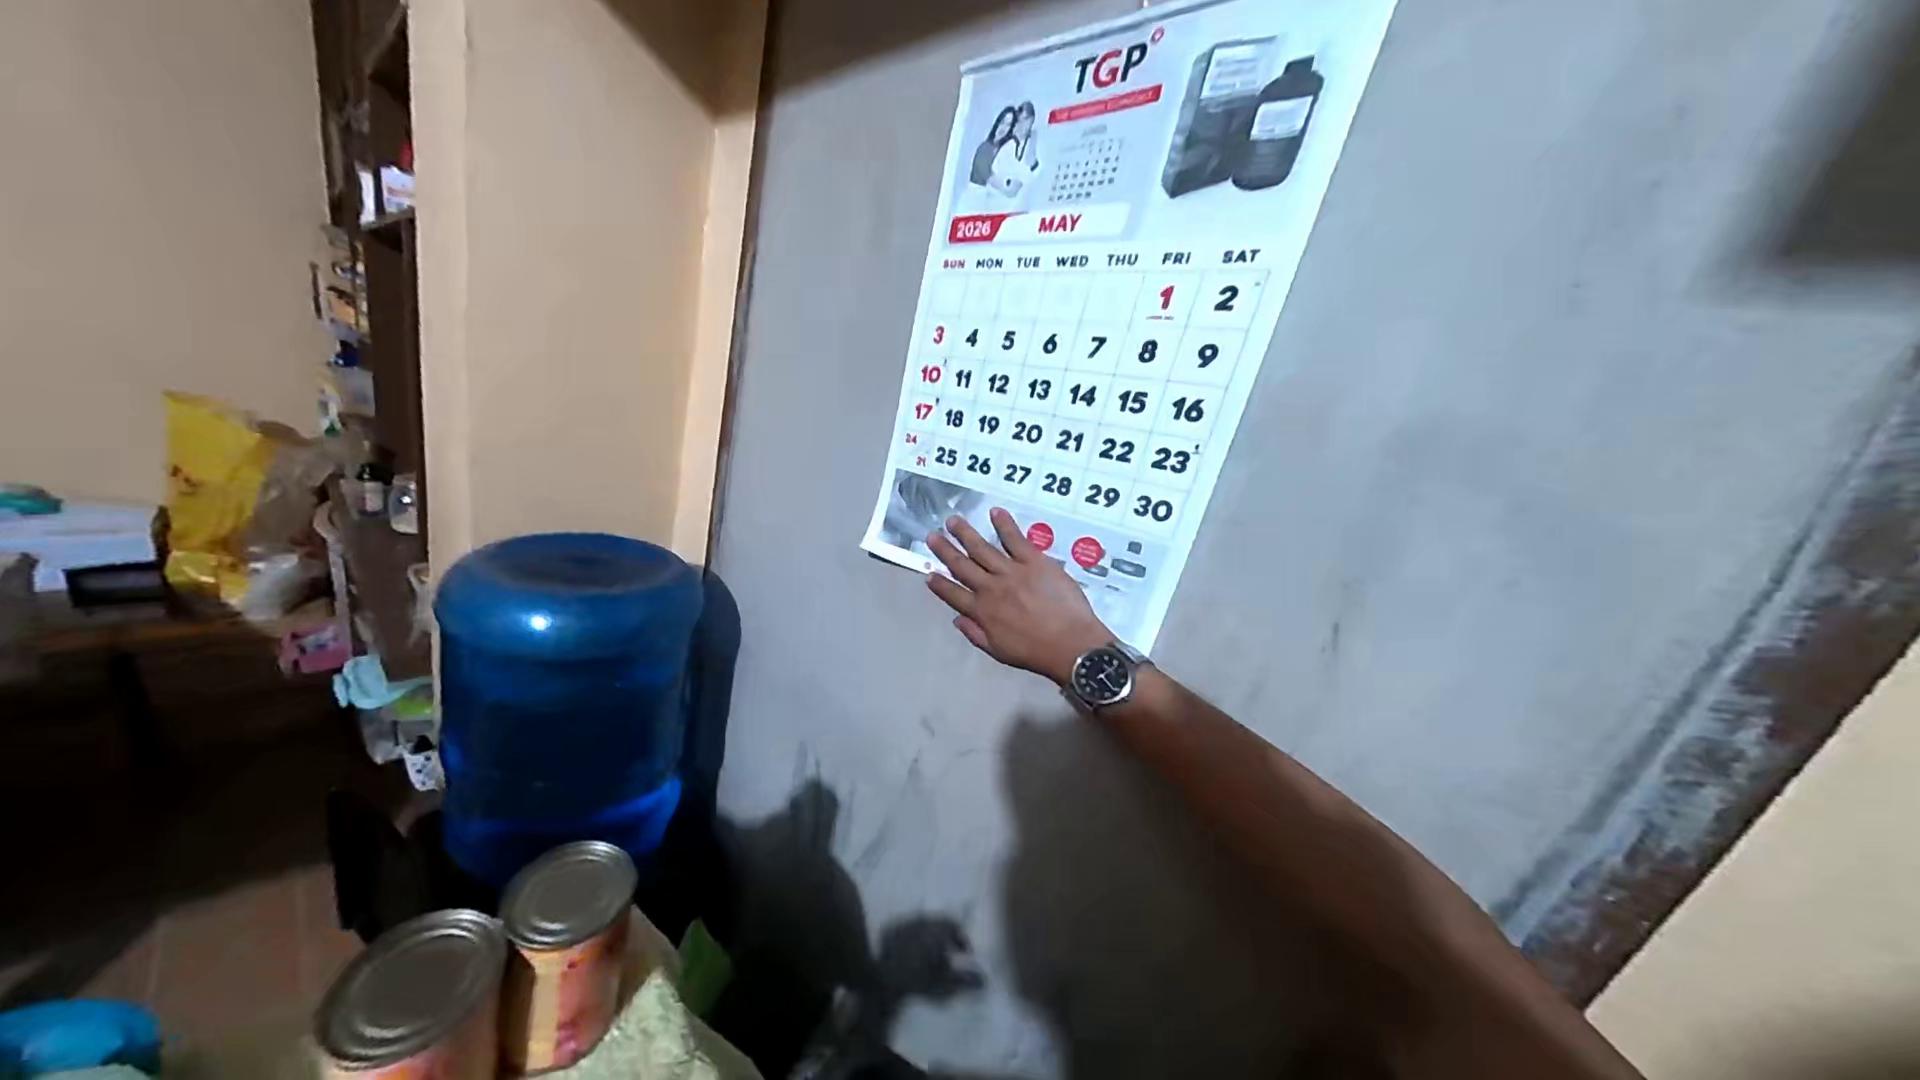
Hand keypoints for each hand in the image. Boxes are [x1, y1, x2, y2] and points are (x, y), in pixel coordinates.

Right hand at [925, 508, 1114, 684]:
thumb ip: (975, 633)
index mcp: (982, 611)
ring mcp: (1011, 571)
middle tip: (932, 535)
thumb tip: (957, 619)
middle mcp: (991, 588)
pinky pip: (1015, 539)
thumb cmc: (1035, 652)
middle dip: (945, 550)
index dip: (939, 584)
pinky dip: (1004, 524)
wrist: (1070, 644)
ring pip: (982, 548)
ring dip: (966, 533)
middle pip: (962, 565)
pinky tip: (995, 512)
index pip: (953, 594)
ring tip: (953, 520)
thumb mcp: (998, 651)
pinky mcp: (1034, 561)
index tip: (928, 573)